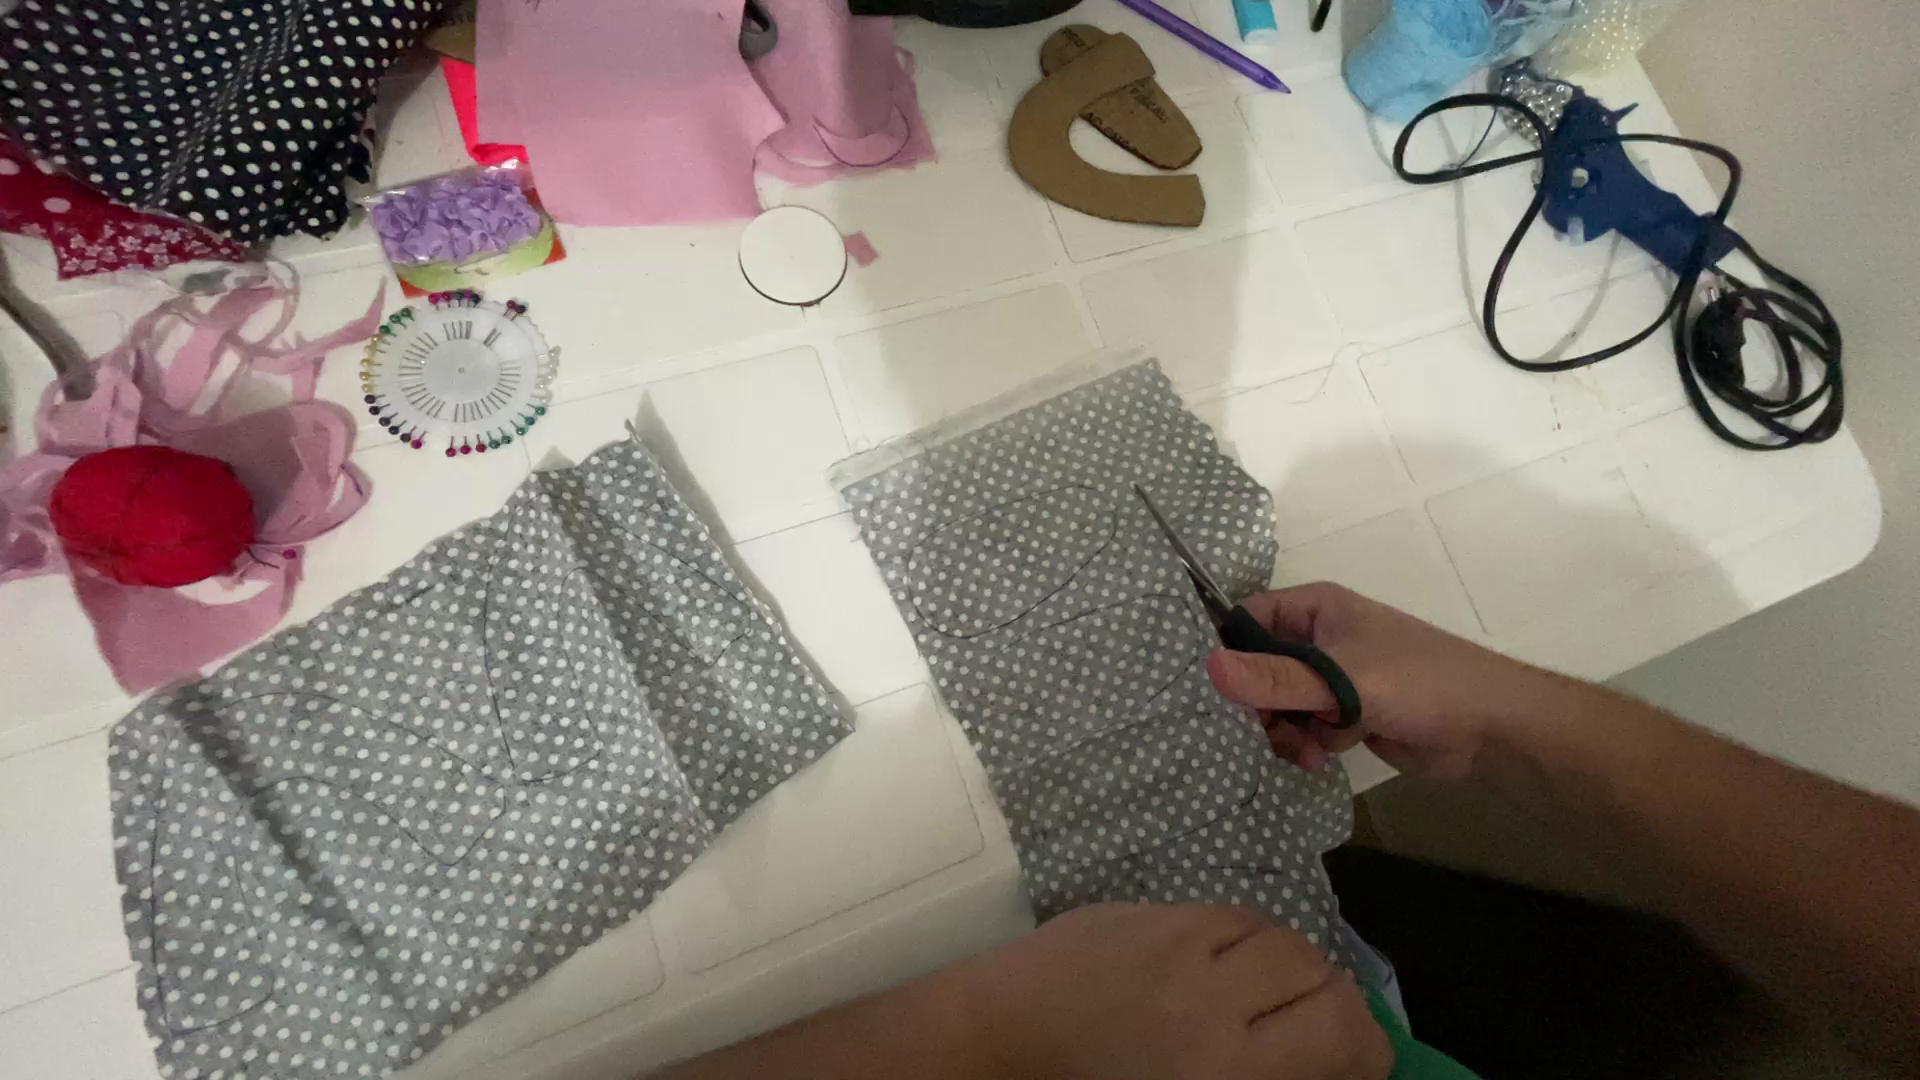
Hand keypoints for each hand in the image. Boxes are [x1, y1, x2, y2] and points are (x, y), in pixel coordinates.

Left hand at [954, 903, 1389, 1079]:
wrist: (1003, 1037)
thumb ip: (1264, 1075)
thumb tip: (1319, 1060)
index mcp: (1228, 1064)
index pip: (1343, 1027)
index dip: (1365, 1044)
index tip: (1351, 1061)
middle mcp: (1208, 990)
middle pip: (1312, 962)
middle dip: (1324, 991)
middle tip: (1303, 1021)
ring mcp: (1169, 935)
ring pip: (1266, 923)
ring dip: (1278, 956)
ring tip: (1255, 986)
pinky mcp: (1137, 908)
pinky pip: (1212, 909)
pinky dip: (1230, 933)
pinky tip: (1207, 959)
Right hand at [1206, 582, 1562, 779]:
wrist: (1495, 732)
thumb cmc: (1418, 683)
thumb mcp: (1341, 679)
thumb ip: (1275, 678)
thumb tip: (1207, 668)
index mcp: (1314, 608)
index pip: (1246, 619)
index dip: (1225, 650)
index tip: (1208, 688)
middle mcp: (1316, 638)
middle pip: (1258, 666)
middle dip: (1257, 702)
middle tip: (1258, 730)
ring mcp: (1331, 677)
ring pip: (1277, 701)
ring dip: (1282, 728)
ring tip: (1300, 749)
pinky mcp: (1343, 712)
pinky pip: (1301, 724)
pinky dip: (1304, 742)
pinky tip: (1319, 758)